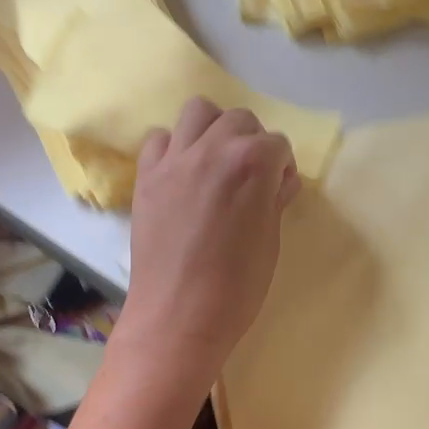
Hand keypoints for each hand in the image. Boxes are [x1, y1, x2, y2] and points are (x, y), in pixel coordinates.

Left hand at [118, 97, 300, 381]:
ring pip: (198, 112)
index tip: (279, 194)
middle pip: (239, 120)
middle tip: (251, 179)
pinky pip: (160, 138)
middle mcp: (212, 149)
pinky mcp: (146, 176)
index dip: (282, 169)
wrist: (178, 317)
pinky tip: (183, 175)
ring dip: (214, 130)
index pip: (278, 144)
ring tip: (216, 163)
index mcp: (252, 164)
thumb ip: (273, 202)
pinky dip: (175, 148)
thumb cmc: (236, 288)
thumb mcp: (270, 243)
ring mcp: (174, 160)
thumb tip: (277, 184)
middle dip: (252, 142)